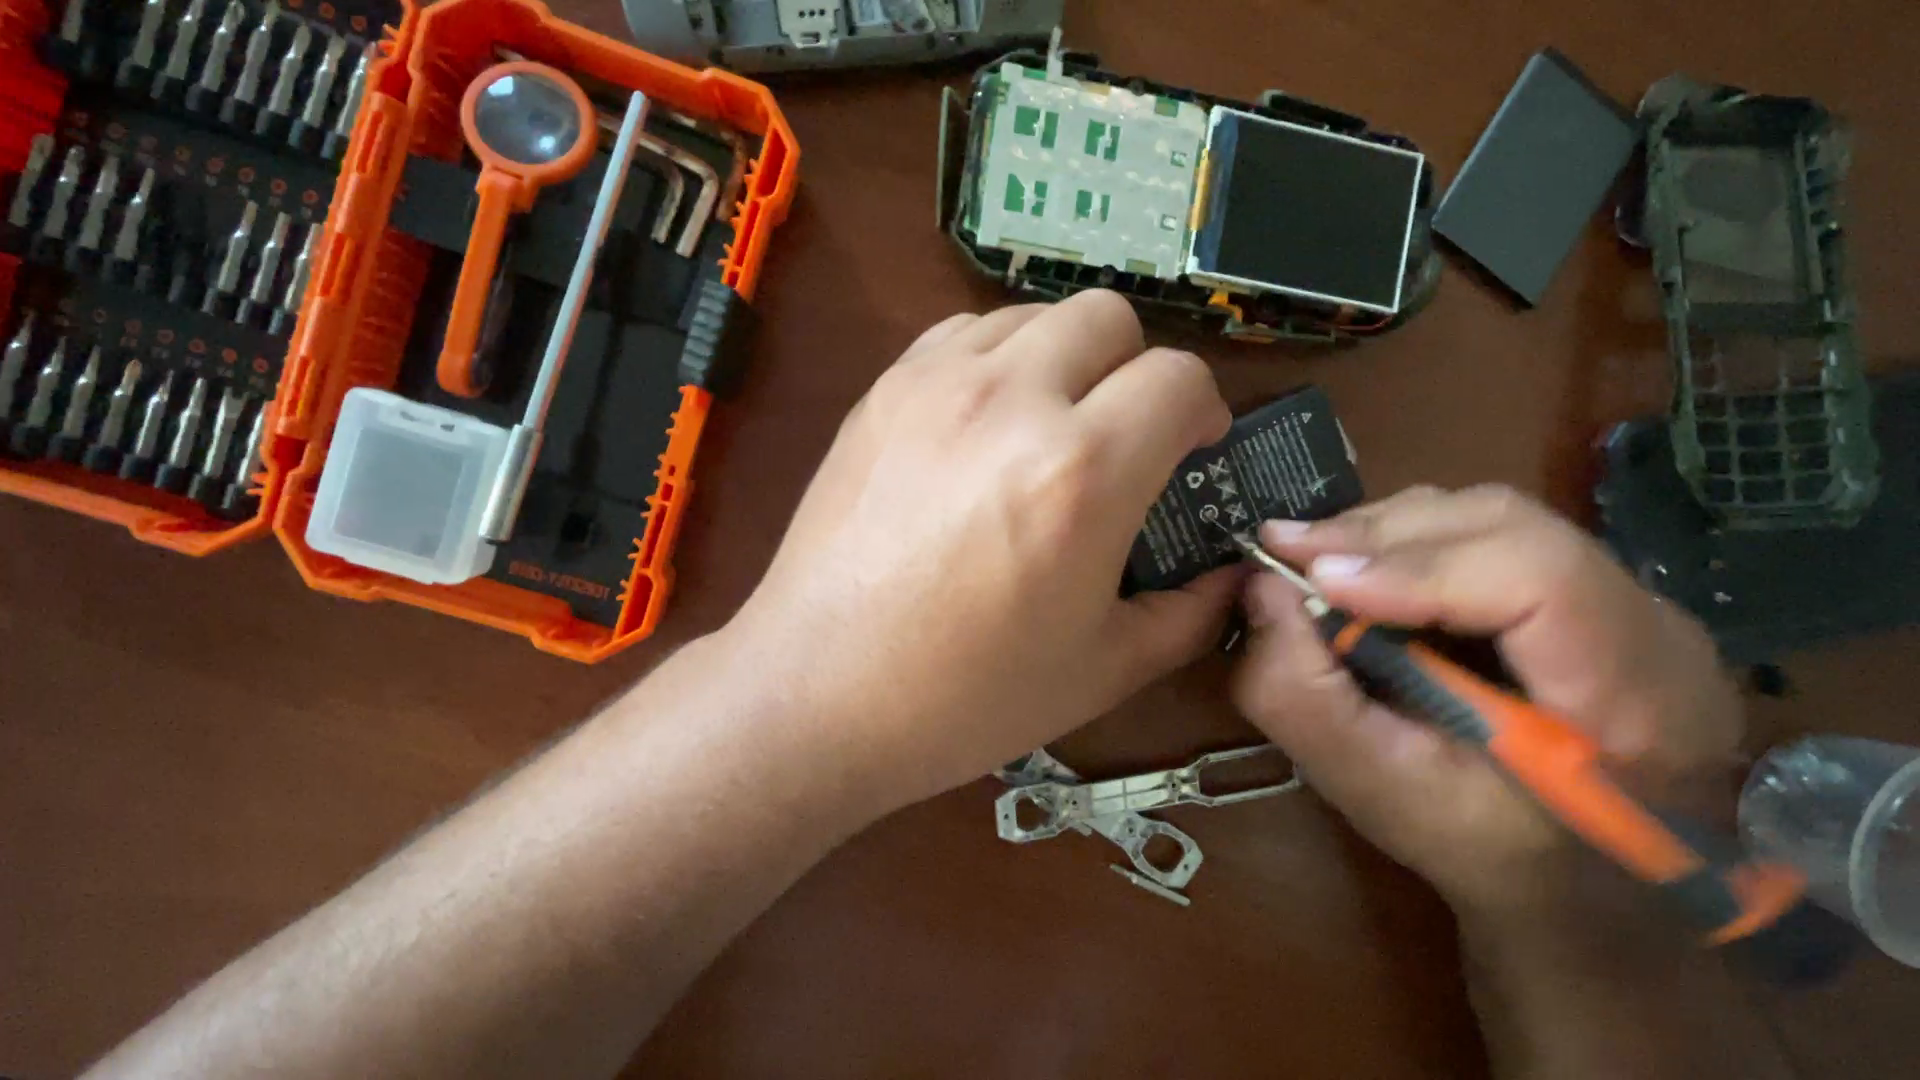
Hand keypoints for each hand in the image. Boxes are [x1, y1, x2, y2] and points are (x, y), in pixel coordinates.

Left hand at [724, 291, 1237, 810]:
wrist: (820, 690)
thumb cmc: (967, 696)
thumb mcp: (1103, 670)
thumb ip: (1188, 613)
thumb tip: (1228, 575)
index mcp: (1082, 470)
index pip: (1179, 378)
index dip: (1201, 411)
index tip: (1189, 451)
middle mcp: (1012, 400)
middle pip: (1110, 316)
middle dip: (1135, 369)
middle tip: (1120, 435)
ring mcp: (935, 383)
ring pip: (1032, 315)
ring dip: (1063, 357)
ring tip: (1048, 423)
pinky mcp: (881, 390)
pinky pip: (961, 333)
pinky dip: (994, 358)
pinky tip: (981, 422)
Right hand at [1231, 485, 1741, 916]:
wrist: (1584, 878)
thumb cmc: (1487, 851)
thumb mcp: (1384, 796)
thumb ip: (1307, 702)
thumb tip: (1259, 590)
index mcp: (1632, 700)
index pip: (1542, 582)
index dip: (1421, 569)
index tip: (1318, 579)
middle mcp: (1647, 621)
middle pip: (1506, 526)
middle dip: (1381, 535)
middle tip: (1282, 549)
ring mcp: (1623, 593)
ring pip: (1491, 515)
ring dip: (1386, 529)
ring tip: (1309, 556)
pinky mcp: (1585, 583)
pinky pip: (1486, 530)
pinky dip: (1405, 536)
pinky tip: (1357, 563)